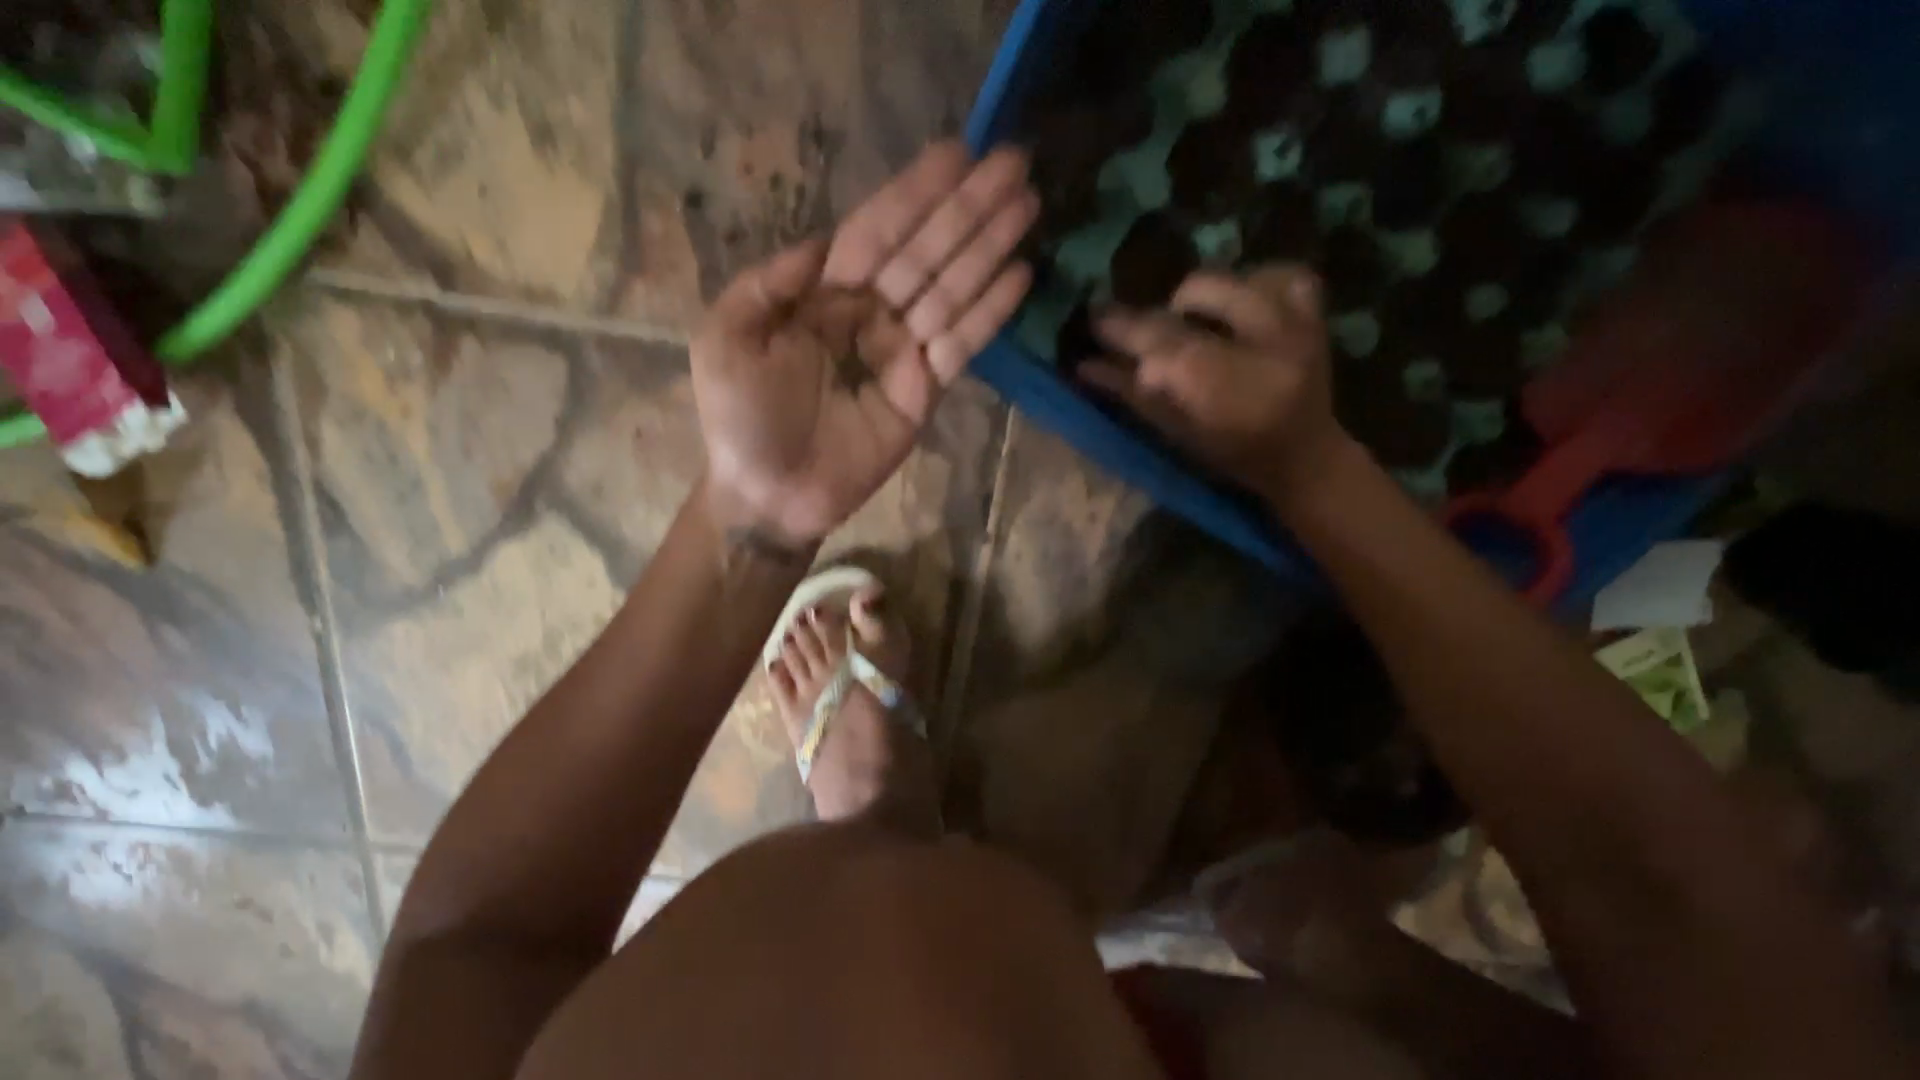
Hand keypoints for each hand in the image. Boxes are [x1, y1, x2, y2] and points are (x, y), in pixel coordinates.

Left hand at [692, 141, 1037, 547]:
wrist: (768, 494)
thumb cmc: (740, 417)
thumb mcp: (726, 339)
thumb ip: (766, 284)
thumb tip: (822, 242)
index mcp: (820, 292)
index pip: (875, 232)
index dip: (913, 194)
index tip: (954, 153)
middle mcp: (867, 311)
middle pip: (923, 251)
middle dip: (966, 208)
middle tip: (1013, 162)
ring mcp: (900, 350)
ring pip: (949, 289)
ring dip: (988, 247)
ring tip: (1027, 204)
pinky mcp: (924, 390)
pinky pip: (960, 344)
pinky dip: (989, 312)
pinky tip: (1020, 273)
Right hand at [1077, 266, 1351, 504]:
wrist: (1306, 458)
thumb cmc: (1231, 457)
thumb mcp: (1178, 435)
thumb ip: (1133, 395)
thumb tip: (1085, 364)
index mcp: (1235, 391)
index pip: (1168, 344)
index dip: (1126, 332)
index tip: (1096, 323)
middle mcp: (1271, 346)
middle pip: (1200, 297)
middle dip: (1163, 313)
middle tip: (1149, 335)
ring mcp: (1298, 325)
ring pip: (1236, 279)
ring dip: (1203, 298)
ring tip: (1196, 326)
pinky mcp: (1314, 314)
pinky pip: (1280, 273)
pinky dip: (1253, 282)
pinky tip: (1238, 306)